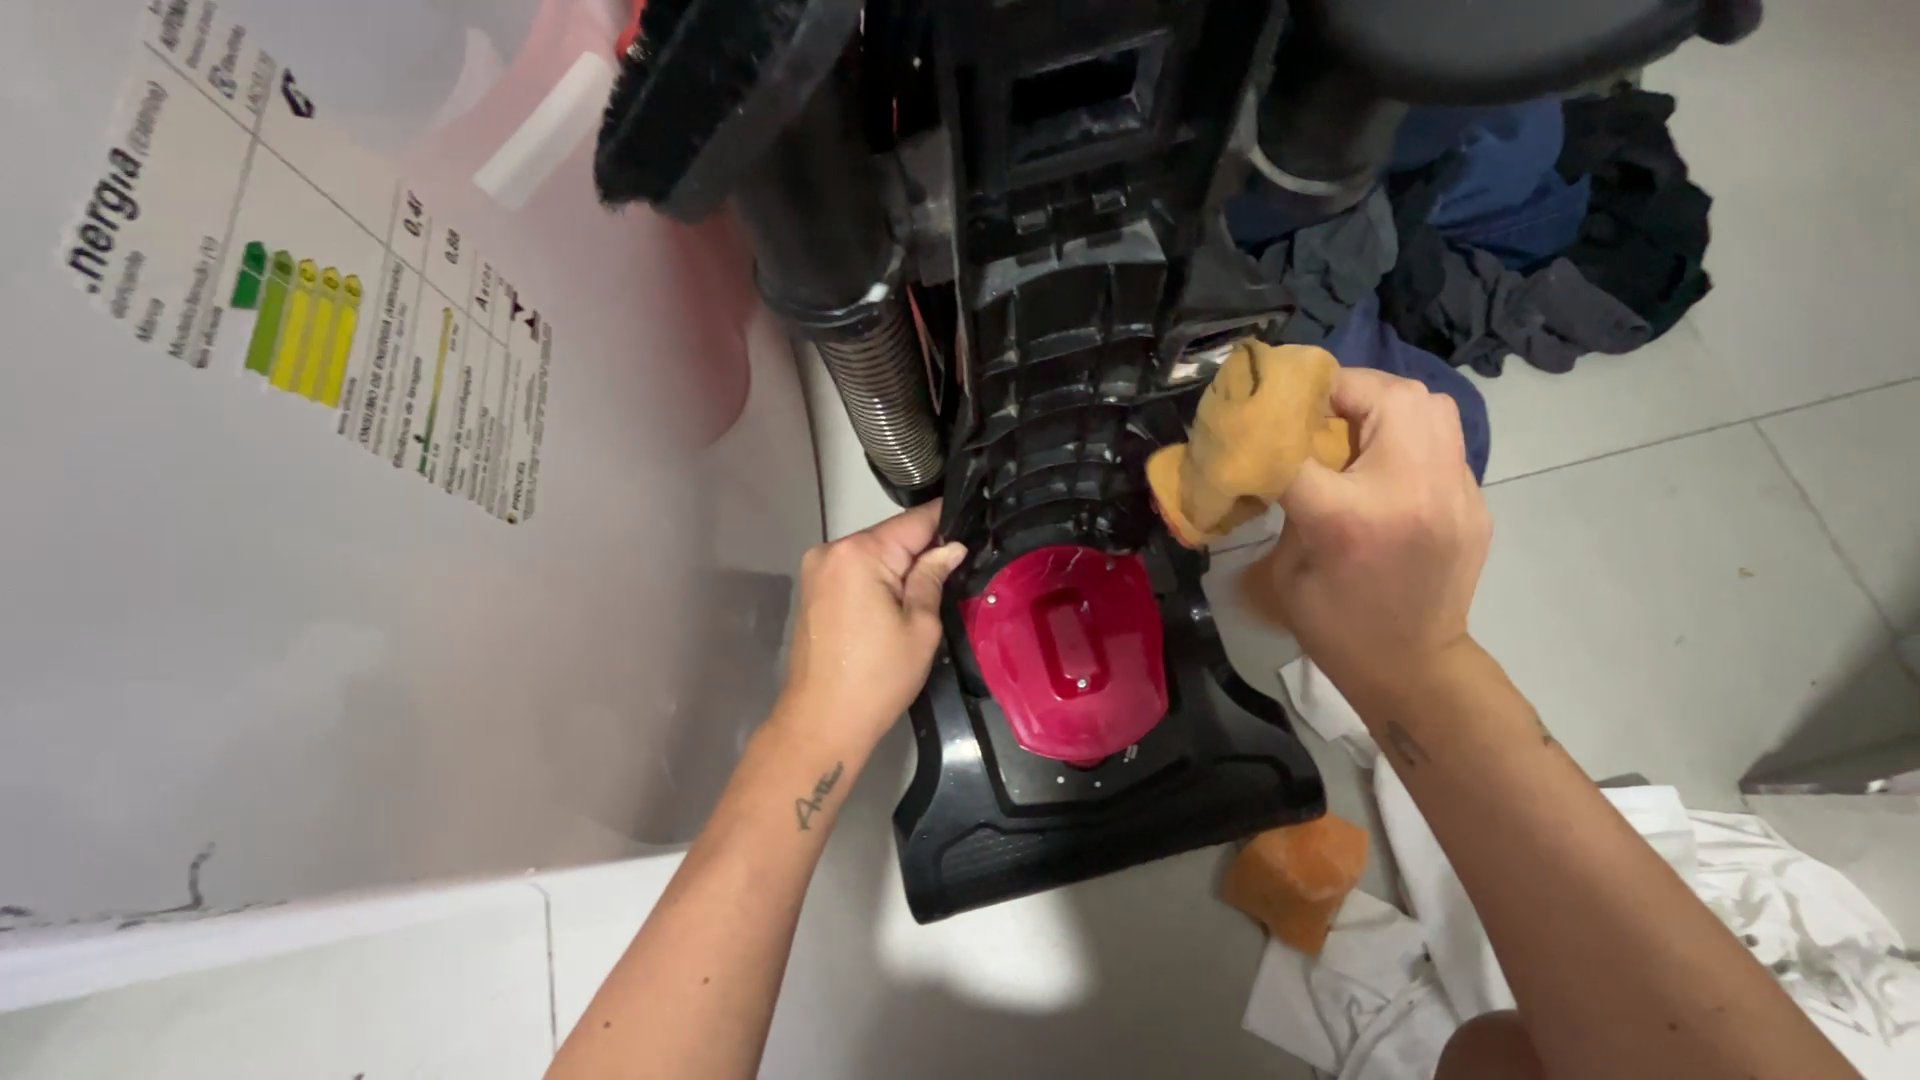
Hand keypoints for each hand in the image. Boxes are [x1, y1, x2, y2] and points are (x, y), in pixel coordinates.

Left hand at [778, 501, 966, 754]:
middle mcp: (832, 551)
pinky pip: (854, 572)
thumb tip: (951, 548)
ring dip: (899, 567)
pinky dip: (877, 580)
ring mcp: (816, 570)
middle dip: (922, 549)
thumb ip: (933, 577)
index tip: (974, 523)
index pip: (914, 521)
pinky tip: (896, 604)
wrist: (822, 722)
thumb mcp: (920, 626)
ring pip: (872, 554)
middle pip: (890, 536)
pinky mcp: (812, 591)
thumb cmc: (878, 677)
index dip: (946, 522)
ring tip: (931, 589)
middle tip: (958, 568)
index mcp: (859, 553)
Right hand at [1265, 369, 1491, 694]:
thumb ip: (1288, 502)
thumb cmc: (1334, 626)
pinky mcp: (1474, 502)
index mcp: (1348, 516)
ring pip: (1431, 404)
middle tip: (1315, 409)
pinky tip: (1385, 465)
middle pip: (1387, 395)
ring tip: (1353, 426)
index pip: (1297, 441)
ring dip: (1384, 402)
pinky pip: (1444, 442)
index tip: (1252, 416)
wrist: (1412, 667)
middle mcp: (1410, 490)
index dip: (1268, 421)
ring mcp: (1453, 493)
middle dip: (1345, 390)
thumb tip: (1278, 456)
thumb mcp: (1288, 566)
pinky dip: (1409, 436)